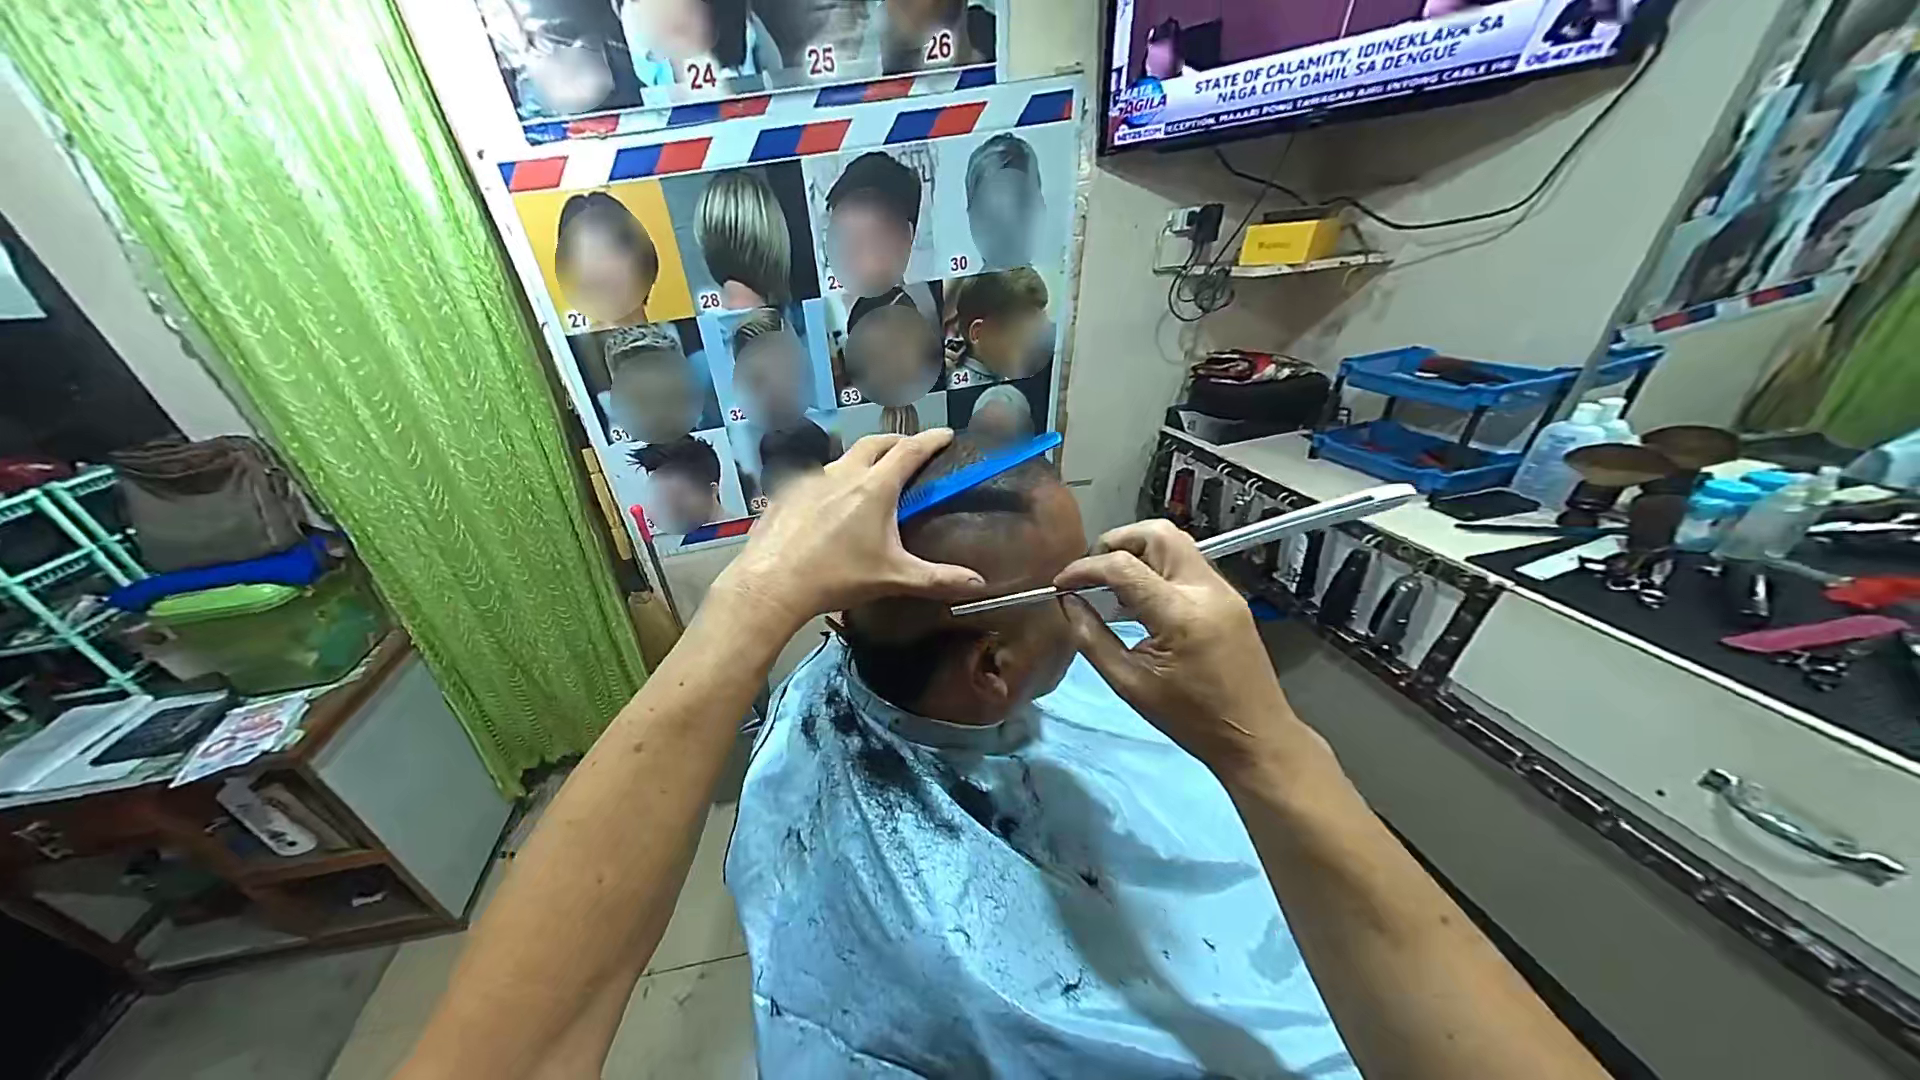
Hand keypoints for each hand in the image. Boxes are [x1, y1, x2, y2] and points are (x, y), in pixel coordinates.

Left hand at [714, 431, 985, 631]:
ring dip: (864, 460)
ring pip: (844, 458)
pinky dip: (834, 480)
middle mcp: (844, 473)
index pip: (910, 450)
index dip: (932, 439)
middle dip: (898, 442)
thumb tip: (979, 583)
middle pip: (876, 443)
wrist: (772, 583)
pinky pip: (818, 476)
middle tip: (911, 451)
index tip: (946, 434)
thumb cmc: (838, 577)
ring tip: (871, 478)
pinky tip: (831, 503)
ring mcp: (812, 479)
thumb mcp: (893, 577)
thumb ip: (938, 579)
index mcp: (875, 487)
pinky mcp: (788, 491)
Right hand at [1054, 519, 1319, 780]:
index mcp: (1180, 614)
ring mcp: (1222, 589)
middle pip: (1156, 533)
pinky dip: (1156, 566)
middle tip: (1091, 573)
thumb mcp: (1129, 684)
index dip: (1084, 568)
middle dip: (1115, 542)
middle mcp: (1205, 589)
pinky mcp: (1228, 596)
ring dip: (1137, 551)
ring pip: (1174, 541)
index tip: (1061, 583)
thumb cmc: (1191, 719)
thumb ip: (1092, 637)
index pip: (1122, 566)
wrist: (1256, 736)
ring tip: (1112, 585)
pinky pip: (1186, 562)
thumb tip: (1068, 602)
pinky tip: (1140, 598)